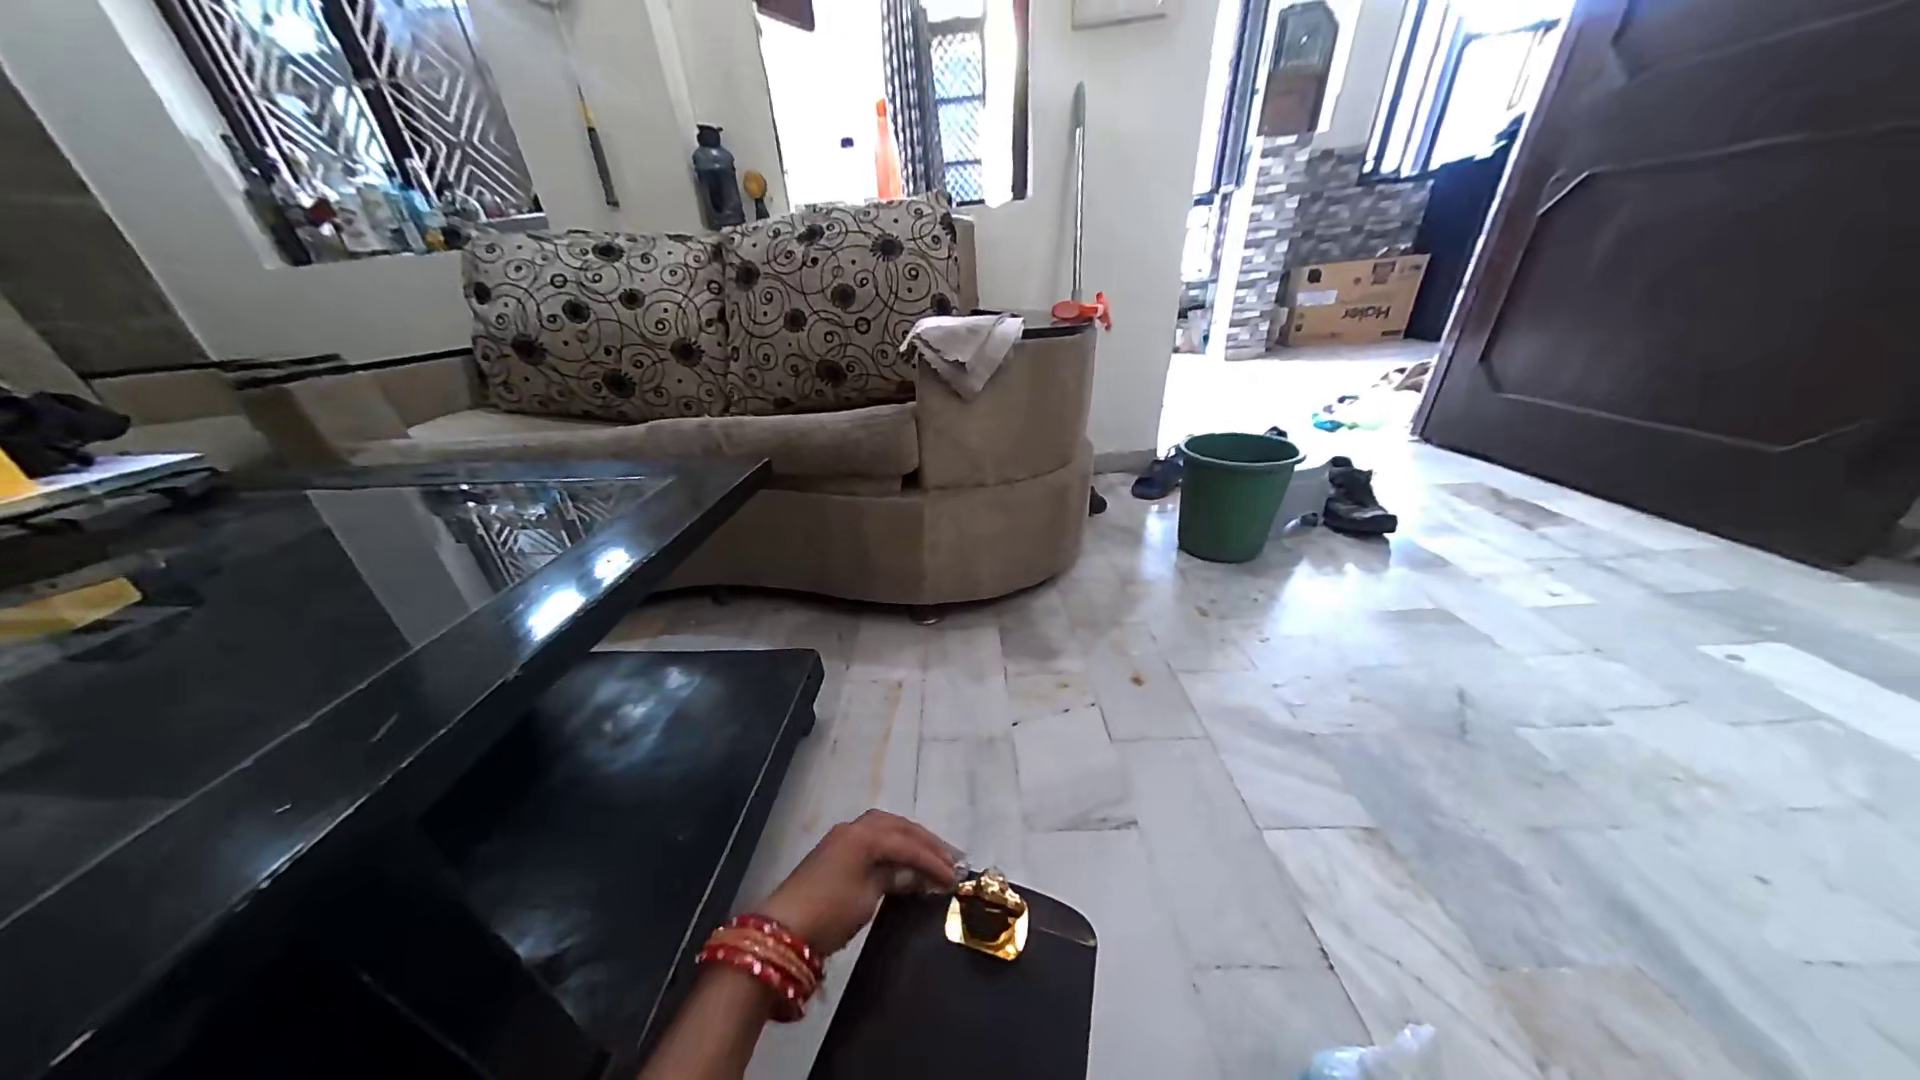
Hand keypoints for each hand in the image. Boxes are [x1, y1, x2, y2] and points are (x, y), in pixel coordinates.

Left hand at [758, 810, 958, 953]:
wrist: (783, 929)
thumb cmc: (830, 912)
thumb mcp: (868, 897)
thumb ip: (894, 879)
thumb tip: (915, 874)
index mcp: (864, 836)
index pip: (907, 843)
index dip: (933, 859)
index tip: (954, 877)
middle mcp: (855, 827)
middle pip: (898, 827)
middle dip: (925, 842)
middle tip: (950, 859)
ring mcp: (843, 836)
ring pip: (885, 827)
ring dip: (910, 840)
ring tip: (932, 855)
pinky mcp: (835, 850)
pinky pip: (873, 837)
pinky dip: (893, 845)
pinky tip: (904, 858)